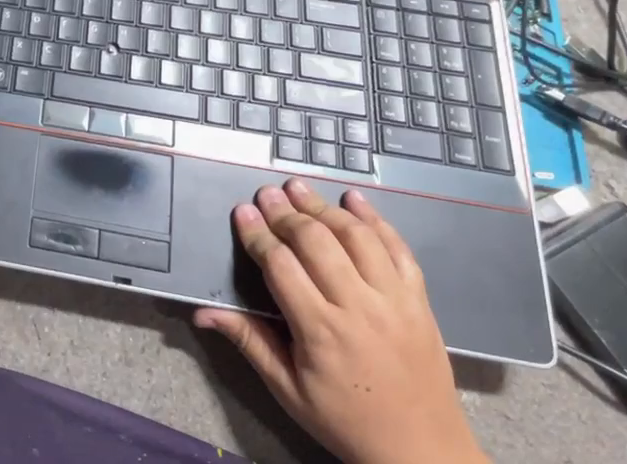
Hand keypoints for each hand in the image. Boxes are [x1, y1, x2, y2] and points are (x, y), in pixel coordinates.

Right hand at [195, 180, 486, 463]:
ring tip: (300, 189)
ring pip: (357, 237)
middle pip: (317, 241)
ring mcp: (395, 301)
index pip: (281, 266)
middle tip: (266, 193)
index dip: (258, 234)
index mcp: (321, 331)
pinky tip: (355, 200)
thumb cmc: (346, 421)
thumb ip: (249, 341)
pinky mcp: (419, 301)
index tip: (243, 212)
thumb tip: (203, 313)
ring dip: (325, 207)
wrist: (424, 450)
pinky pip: (399, 249)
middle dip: (287, 212)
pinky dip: (376, 220)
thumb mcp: (288, 390)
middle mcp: (359, 308)